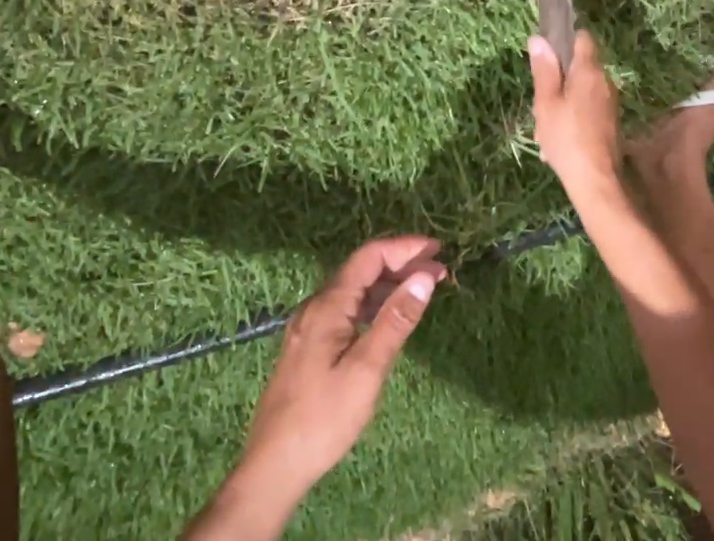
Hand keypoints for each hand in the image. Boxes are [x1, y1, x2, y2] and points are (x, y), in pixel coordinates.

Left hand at [185, 237, 444, 539]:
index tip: (438, 250)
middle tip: (441, 271)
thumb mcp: (367, 369)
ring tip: (424, 290)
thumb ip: (396, 320)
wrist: (273, 466)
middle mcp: (315, 308)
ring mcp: (309, 327)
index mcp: (327, 307)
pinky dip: (374, 303)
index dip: (405, 248)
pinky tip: (391, 316)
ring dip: (390, 284)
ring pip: (354, 290)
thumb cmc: (323, 418)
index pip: (369, 257)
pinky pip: (346, 309)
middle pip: (362, 269)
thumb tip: (424, 277)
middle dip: (402, 264)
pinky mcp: (309, 346)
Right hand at [529, 31, 620, 193]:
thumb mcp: (546, 103)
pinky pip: (587, 109)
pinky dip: (572, 117)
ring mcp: (611, 102)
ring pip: (581, 91)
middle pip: (580, 67)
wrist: (596, 179)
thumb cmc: (566, 137)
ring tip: (545, 128)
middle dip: (558, 80)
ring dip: (562, 103)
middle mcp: (605, 81)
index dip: (564, 39)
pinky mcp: (611, 121)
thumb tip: (538, 39)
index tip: (546, 54)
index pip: (582, 38)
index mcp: (590, 71)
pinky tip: (557, 141)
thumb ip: (544, 70)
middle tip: (540, 102)